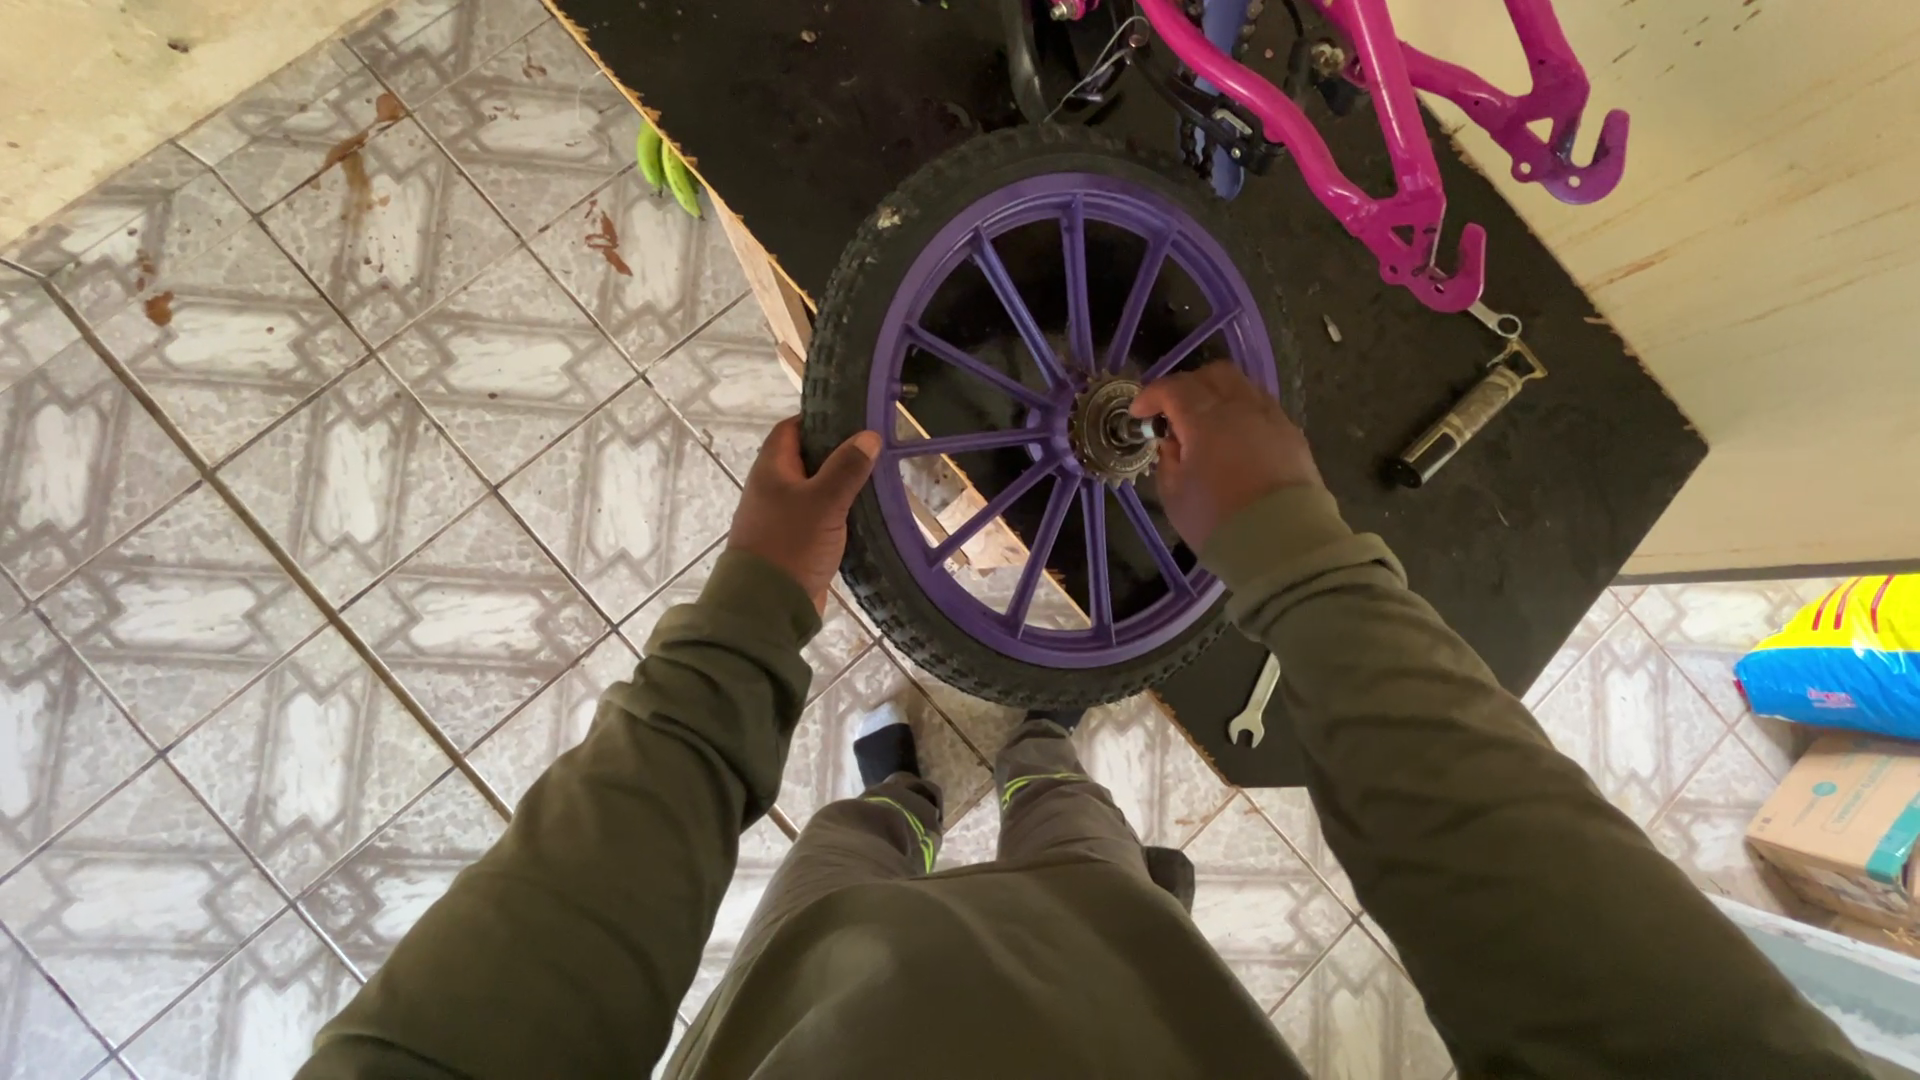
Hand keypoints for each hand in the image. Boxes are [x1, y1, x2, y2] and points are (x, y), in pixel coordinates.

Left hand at [728, 417, 880, 612]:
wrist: (769, 605)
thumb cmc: (791, 544)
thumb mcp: (823, 502)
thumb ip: (846, 468)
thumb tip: (868, 436)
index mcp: (772, 469)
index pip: (791, 429)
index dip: (818, 419)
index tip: (852, 417)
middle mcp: (773, 488)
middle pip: (806, 458)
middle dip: (837, 452)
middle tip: (874, 447)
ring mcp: (783, 516)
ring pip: (815, 489)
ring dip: (841, 484)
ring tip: (877, 476)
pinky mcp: (795, 541)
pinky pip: (820, 516)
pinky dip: (840, 511)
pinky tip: (866, 513)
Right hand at [1129, 363, 1320, 552]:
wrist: (1282, 542)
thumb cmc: (1217, 520)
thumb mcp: (1174, 495)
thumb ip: (1168, 460)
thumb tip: (1172, 442)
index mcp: (1206, 419)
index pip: (1174, 389)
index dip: (1151, 396)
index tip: (1138, 414)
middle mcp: (1241, 407)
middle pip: (1212, 374)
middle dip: (1187, 386)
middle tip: (1172, 411)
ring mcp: (1272, 418)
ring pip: (1242, 386)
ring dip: (1217, 395)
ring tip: (1205, 423)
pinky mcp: (1292, 435)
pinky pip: (1262, 407)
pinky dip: (1241, 412)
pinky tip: (1234, 437)